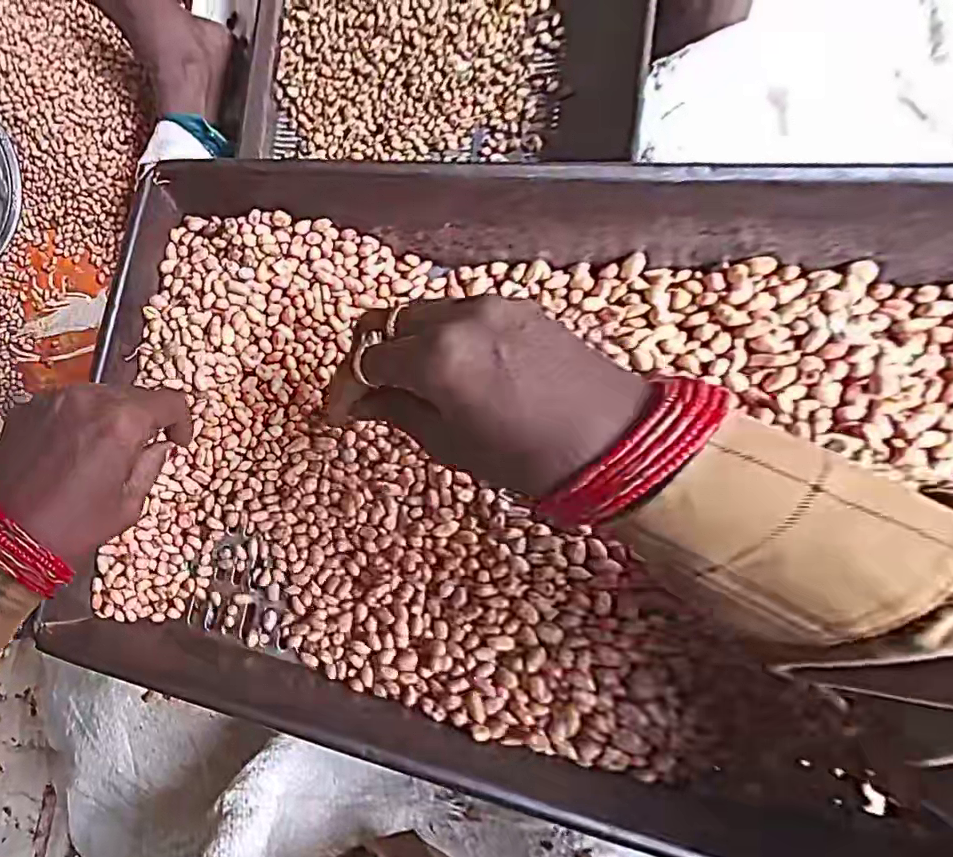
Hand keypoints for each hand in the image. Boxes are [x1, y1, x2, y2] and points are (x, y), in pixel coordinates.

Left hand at [0, 383, 192, 566]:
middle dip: (143, 419)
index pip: (168, 400)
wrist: (8, 536)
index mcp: (122, 423)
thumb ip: (150, 466)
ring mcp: (55, 400)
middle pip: (132, 394)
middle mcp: (89, 400)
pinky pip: (66, 404)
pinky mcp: (29, 408)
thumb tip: (159, 446)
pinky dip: (77, 420)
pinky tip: (71, 452)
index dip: (181, 419)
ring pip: (97, 395)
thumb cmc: (71, 528)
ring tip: (102, 452)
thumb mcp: (126, 506)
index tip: (177, 437)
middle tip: (140, 449)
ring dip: (109, 417)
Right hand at [324, 296, 651, 496]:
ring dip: (403, 344)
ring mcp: (492, 305)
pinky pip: (459, 313)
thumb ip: (394, 410)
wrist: (614, 440)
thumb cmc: (523, 455)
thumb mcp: (445, 441)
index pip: (366, 361)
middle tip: (366, 393)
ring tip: (408, 383)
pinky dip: (438, 337)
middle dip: (367, 356)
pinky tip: (447, 370)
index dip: (344, 388)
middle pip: (387, 322)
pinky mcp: (518, 306)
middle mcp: (459, 317)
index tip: (338, 412)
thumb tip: (358, 401)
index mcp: (435, 357)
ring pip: (422, 313)